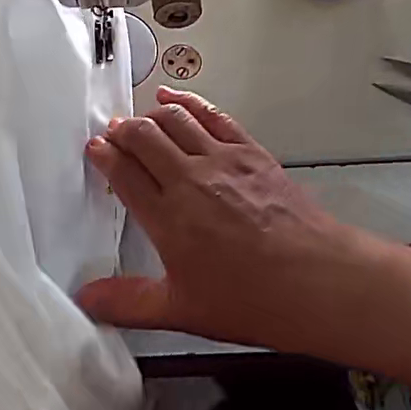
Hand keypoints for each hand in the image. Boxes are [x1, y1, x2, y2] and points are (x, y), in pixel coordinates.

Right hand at [76, 88, 410, 394]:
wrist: (322, 282)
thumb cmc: (254, 299)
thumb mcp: (182, 310)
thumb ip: (129, 302)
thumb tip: (88, 300)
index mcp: (168, 218)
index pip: (123, 172)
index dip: (103, 155)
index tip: (95, 149)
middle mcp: (190, 180)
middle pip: (143, 136)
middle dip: (121, 131)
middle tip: (111, 135)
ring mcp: (223, 161)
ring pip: (174, 120)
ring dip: (149, 115)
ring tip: (138, 121)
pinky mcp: (251, 153)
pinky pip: (213, 116)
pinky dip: (189, 102)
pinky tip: (174, 98)